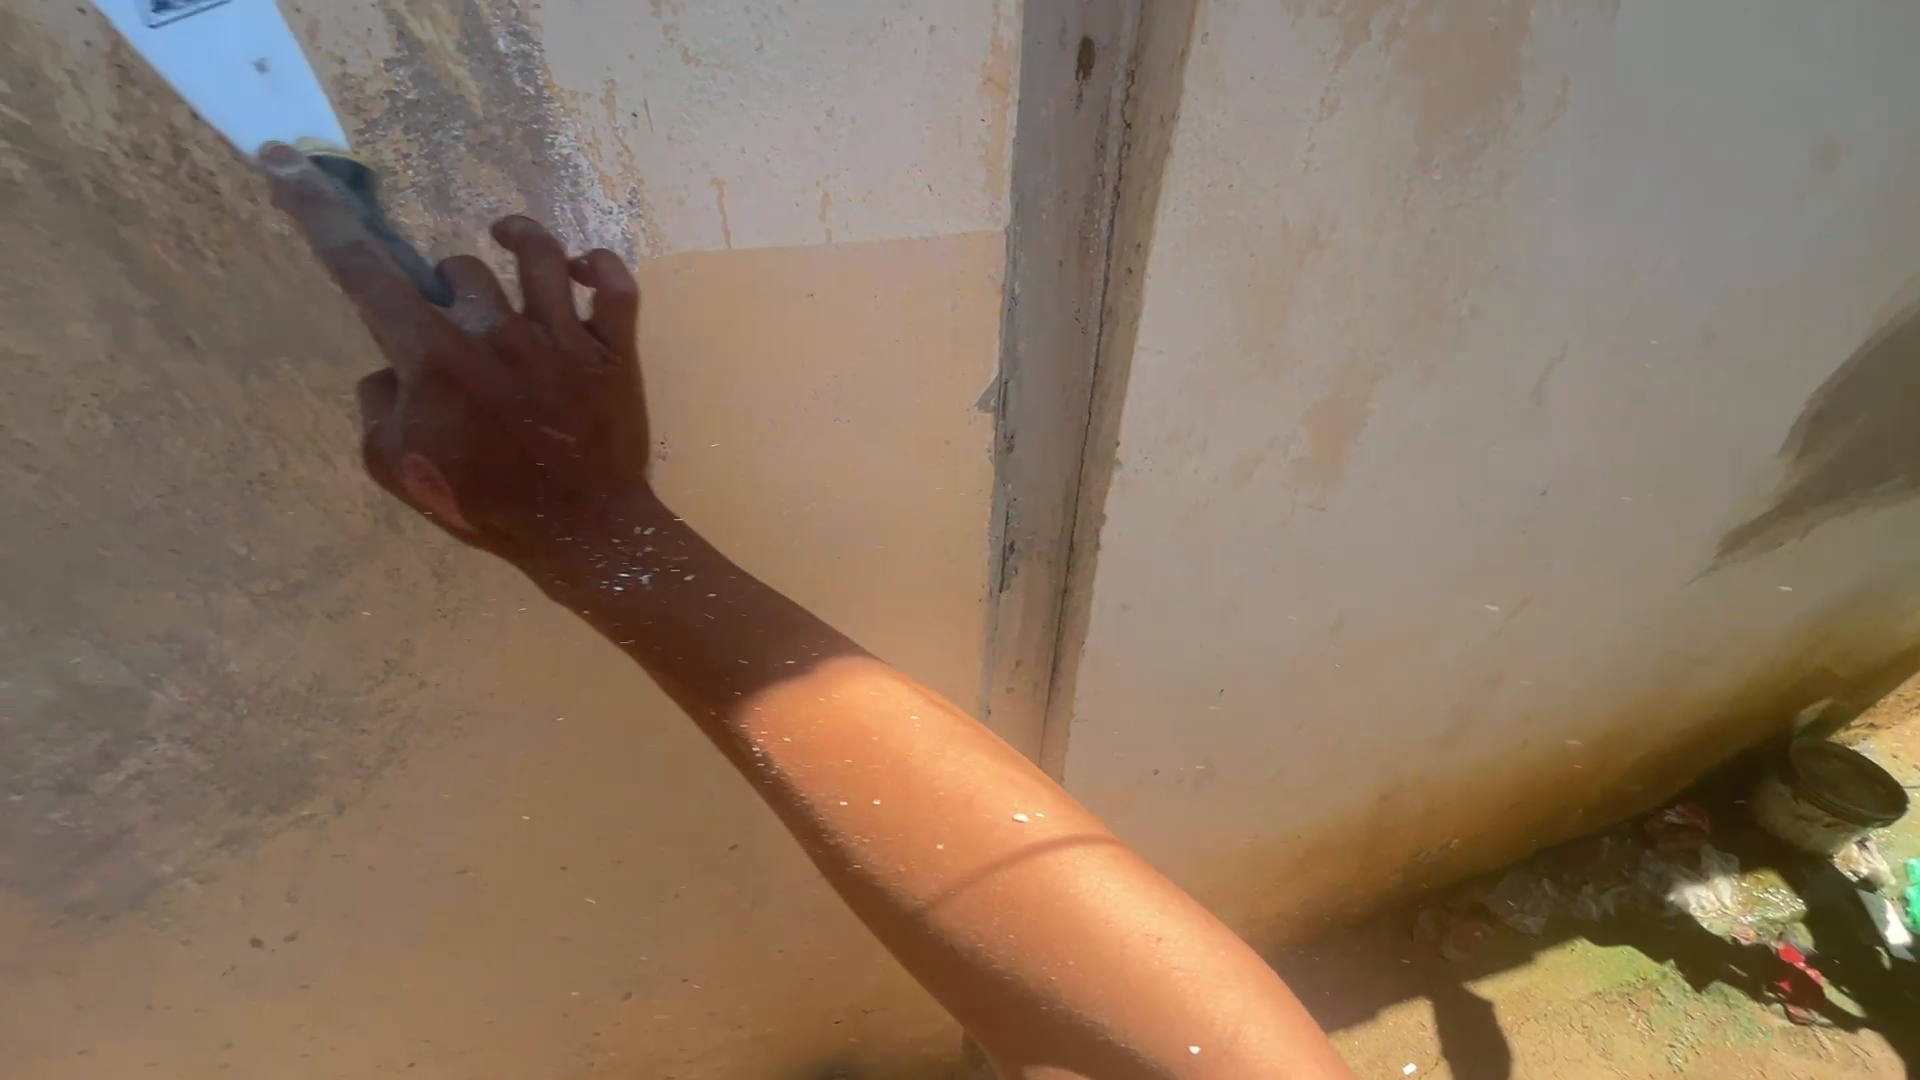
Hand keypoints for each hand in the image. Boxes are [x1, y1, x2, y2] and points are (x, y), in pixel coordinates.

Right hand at [258, 143, 650, 569]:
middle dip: (450, 289)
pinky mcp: (617, 353)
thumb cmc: (486, 505)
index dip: (319, 212)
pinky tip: (578, 270)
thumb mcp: (394, 465)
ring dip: (515, 241)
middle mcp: (499, 334)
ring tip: (507, 242)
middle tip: (464, 326)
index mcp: (434, 358)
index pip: (364, 268)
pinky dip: (600, 266)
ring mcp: (564, 339)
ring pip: (536, 254)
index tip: (288, 163)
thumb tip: (392, 365)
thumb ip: (377, 403)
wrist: (583, 530)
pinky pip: (617, 286)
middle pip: (462, 269)